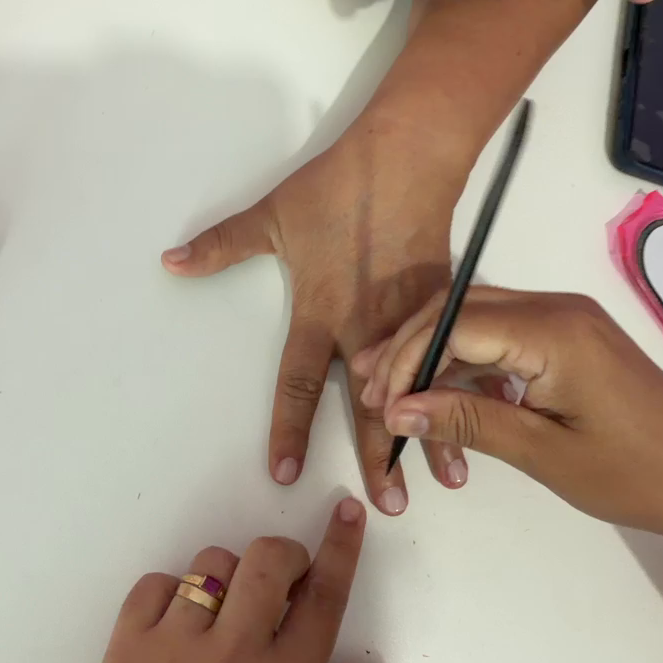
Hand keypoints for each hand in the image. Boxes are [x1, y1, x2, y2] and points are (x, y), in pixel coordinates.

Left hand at [29, 499, 397, 662]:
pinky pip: (156, 583)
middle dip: (283, 554)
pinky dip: (169, 593)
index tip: (347, 512)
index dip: (341, 546)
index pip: (324, 598)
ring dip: (225, 577)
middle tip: (279, 579)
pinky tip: (175, 625)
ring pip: (212, 562)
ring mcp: (176, 646)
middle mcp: (233, 658)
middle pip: (269, 559)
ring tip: (219, 613)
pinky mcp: (127, 644)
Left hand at [163, 125, 466, 515]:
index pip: (297, 387)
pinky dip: (470, 383)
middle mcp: (364, 328)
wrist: (404, 158)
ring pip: (419, 387)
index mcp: (319, 315)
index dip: (289, 433)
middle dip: (379, 458)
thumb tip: (170, 261)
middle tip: (388, 505)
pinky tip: (492, 408)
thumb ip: (223, 246)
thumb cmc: (336, 187)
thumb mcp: (272, 216)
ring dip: (434, 433)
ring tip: (450, 478)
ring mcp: (407, 317)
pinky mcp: (441, 299)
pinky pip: (455, 351)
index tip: (285, 476)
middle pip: (371, 405)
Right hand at [353, 288, 662, 538]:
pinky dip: (468, 360)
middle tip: (367, 389)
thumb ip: (466, 421)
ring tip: (392, 392)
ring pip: (477, 319)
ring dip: (434, 352)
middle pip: (459, 310)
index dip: (406, 361)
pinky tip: (445, 392)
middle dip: (408, 348)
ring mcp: (565, 318)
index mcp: (553, 330)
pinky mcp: (570, 336)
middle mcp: (556, 307)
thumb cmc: (635, 474)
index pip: (454, 326)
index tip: (378, 405)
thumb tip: (397, 411)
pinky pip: (503, 334)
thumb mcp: (542, 452)